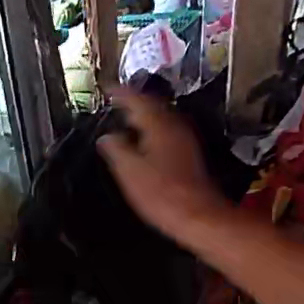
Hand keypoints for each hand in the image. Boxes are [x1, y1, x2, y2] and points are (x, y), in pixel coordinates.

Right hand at [96, 86, 235, 246]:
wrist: (196, 215)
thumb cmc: (162, 194)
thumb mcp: (130, 172)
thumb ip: (116, 150)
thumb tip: (106, 137)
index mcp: (159, 126)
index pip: (137, 100)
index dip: (120, 93)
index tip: (107, 89)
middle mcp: (175, 127)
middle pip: (153, 105)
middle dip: (134, 100)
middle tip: (116, 99)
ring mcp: (184, 140)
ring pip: (162, 117)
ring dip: (144, 114)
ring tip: (127, 116)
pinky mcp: (188, 153)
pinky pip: (167, 130)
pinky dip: (153, 128)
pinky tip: (144, 139)